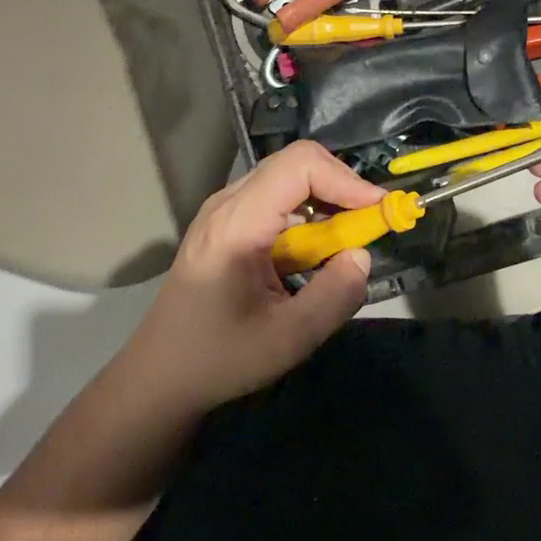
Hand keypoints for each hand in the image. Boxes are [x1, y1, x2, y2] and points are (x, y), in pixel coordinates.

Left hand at [120, 141, 383, 414]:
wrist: (161, 375)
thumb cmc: (220, 358)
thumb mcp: (289, 338)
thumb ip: (334, 295)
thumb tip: (362, 257)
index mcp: (236, 224)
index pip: (299, 166)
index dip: (346, 180)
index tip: (379, 213)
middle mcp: (227, 205)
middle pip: (295, 166)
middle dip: (341, 191)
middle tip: (370, 228)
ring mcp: (223, 214)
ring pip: (287, 183)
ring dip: (325, 206)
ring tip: (347, 245)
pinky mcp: (227, 228)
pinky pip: (275, 204)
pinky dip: (307, 220)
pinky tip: (316, 256)